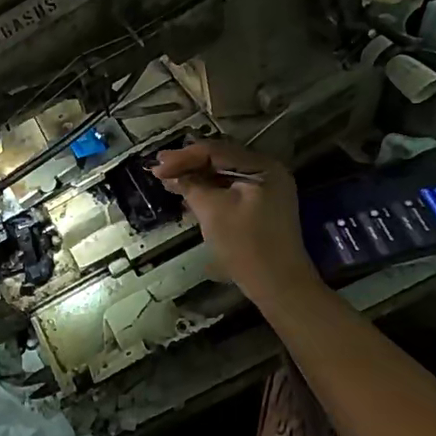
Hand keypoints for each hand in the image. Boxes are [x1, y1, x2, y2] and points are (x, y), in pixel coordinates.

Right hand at [152, 140, 320, 306]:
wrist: (278, 285)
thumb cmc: (246, 245)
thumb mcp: (213, 211)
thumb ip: (191, 186)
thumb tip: (170, 174)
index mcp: (262, 166)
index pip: (216, 150)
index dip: (184, 157)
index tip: (157, 167)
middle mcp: (267, 171)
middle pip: (221, 159)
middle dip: (189, 164)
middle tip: (159, 169)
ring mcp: (266, 189)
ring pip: (224, 174)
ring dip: (197, 177)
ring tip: (168, 181)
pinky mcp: (260, 205)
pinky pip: (230, 189)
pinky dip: (209, 190)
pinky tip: (188, 194)